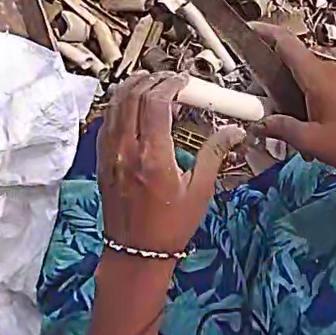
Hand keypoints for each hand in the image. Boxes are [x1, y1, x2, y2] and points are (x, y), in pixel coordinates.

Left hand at [98, 73, 243, 255]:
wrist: (136, 254)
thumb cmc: (170, 227)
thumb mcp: (200, 190)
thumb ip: (215, 154)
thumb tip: (234, 131)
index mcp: (152, 157)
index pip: (155, 102)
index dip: (170, 84)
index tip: (183, 81)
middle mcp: (126, 151)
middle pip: (132, 96)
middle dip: (152, 80)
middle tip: (170, 80)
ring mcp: (110, 155)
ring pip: (115, 105)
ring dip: (132, 88)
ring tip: (150, 83)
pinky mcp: (101, 160)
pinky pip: (106, 122)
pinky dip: (118, 106)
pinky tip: (131, 106)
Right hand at [252, 24, 335, 175]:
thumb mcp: (311, 140)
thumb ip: (281, 128)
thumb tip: (259, 124)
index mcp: (316, 75)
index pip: (286, 42)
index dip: (264, 32)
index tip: (246, 30)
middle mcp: (325, 71)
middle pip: (289, 58)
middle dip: (267, 70)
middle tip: (249, 88)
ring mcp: (335, 80)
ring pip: (300, 76)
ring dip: (284, 91)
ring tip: (270, 114)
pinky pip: (312, 87)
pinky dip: (298, 100)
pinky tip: (297, 127)